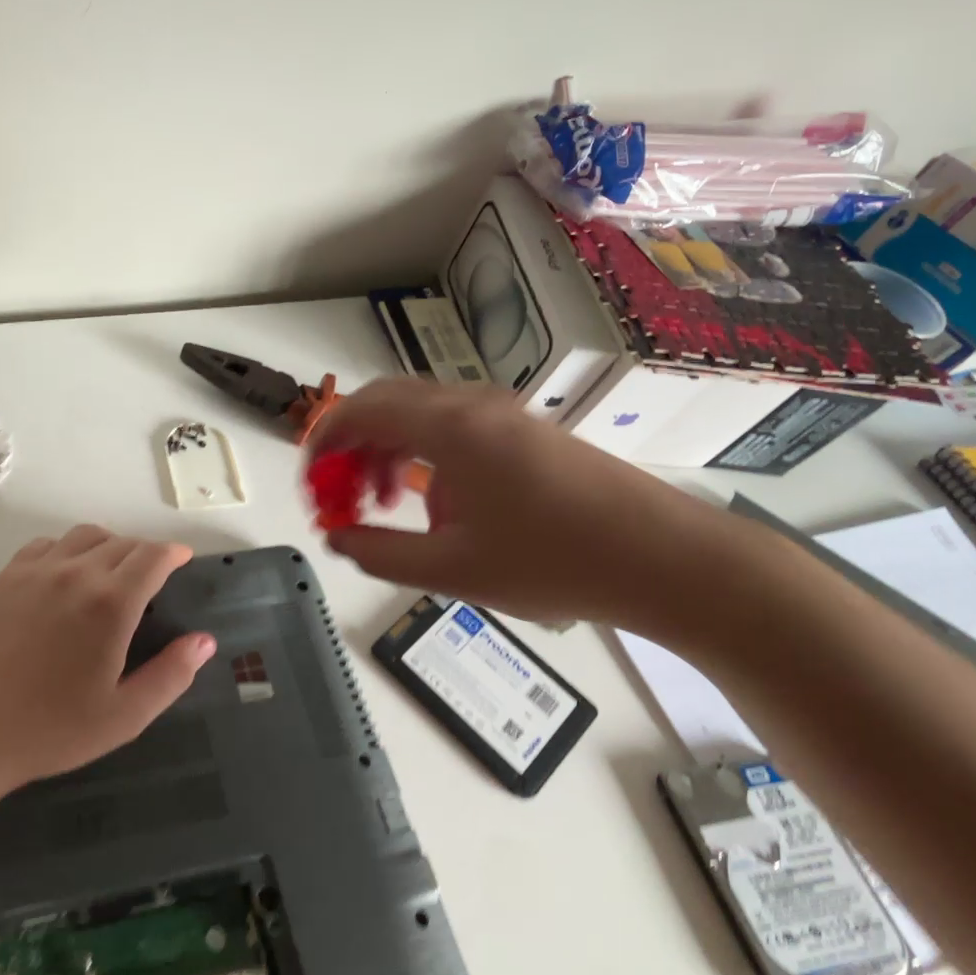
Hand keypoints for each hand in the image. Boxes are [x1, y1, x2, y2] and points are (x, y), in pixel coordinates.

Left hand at [0, 525, 215, 789]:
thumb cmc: (49, 730)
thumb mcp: (124, 716)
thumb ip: (171, 675)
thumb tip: (204, 642)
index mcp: (111, 603)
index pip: (152, 556)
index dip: (173, 552)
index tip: (182, 559)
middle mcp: (75, 574)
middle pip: (120, 542)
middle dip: (144, 552)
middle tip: (151, 576)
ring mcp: (34, 572)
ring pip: (82, 537)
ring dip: (106, 545)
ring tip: (111, 571)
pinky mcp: (2, 580)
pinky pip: (43, 547)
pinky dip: (65, 550)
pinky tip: (63, 575)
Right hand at [306, 379, 745, 629]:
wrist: (665, 559)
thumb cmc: (553, 563)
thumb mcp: (451, 569)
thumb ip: (379, 553)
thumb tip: (338, 537)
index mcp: (449, 428)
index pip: (359, 410)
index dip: (321, 444)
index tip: (310, 486)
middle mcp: (473, 407)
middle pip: (386, 405)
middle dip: (351, 449)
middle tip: (341, 498)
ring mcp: (504, 415)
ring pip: (420, 415)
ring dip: (387, 453)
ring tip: (385, 508)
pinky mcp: (527, 432)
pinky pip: (455, 429)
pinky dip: (424, 457)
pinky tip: (438, 508)